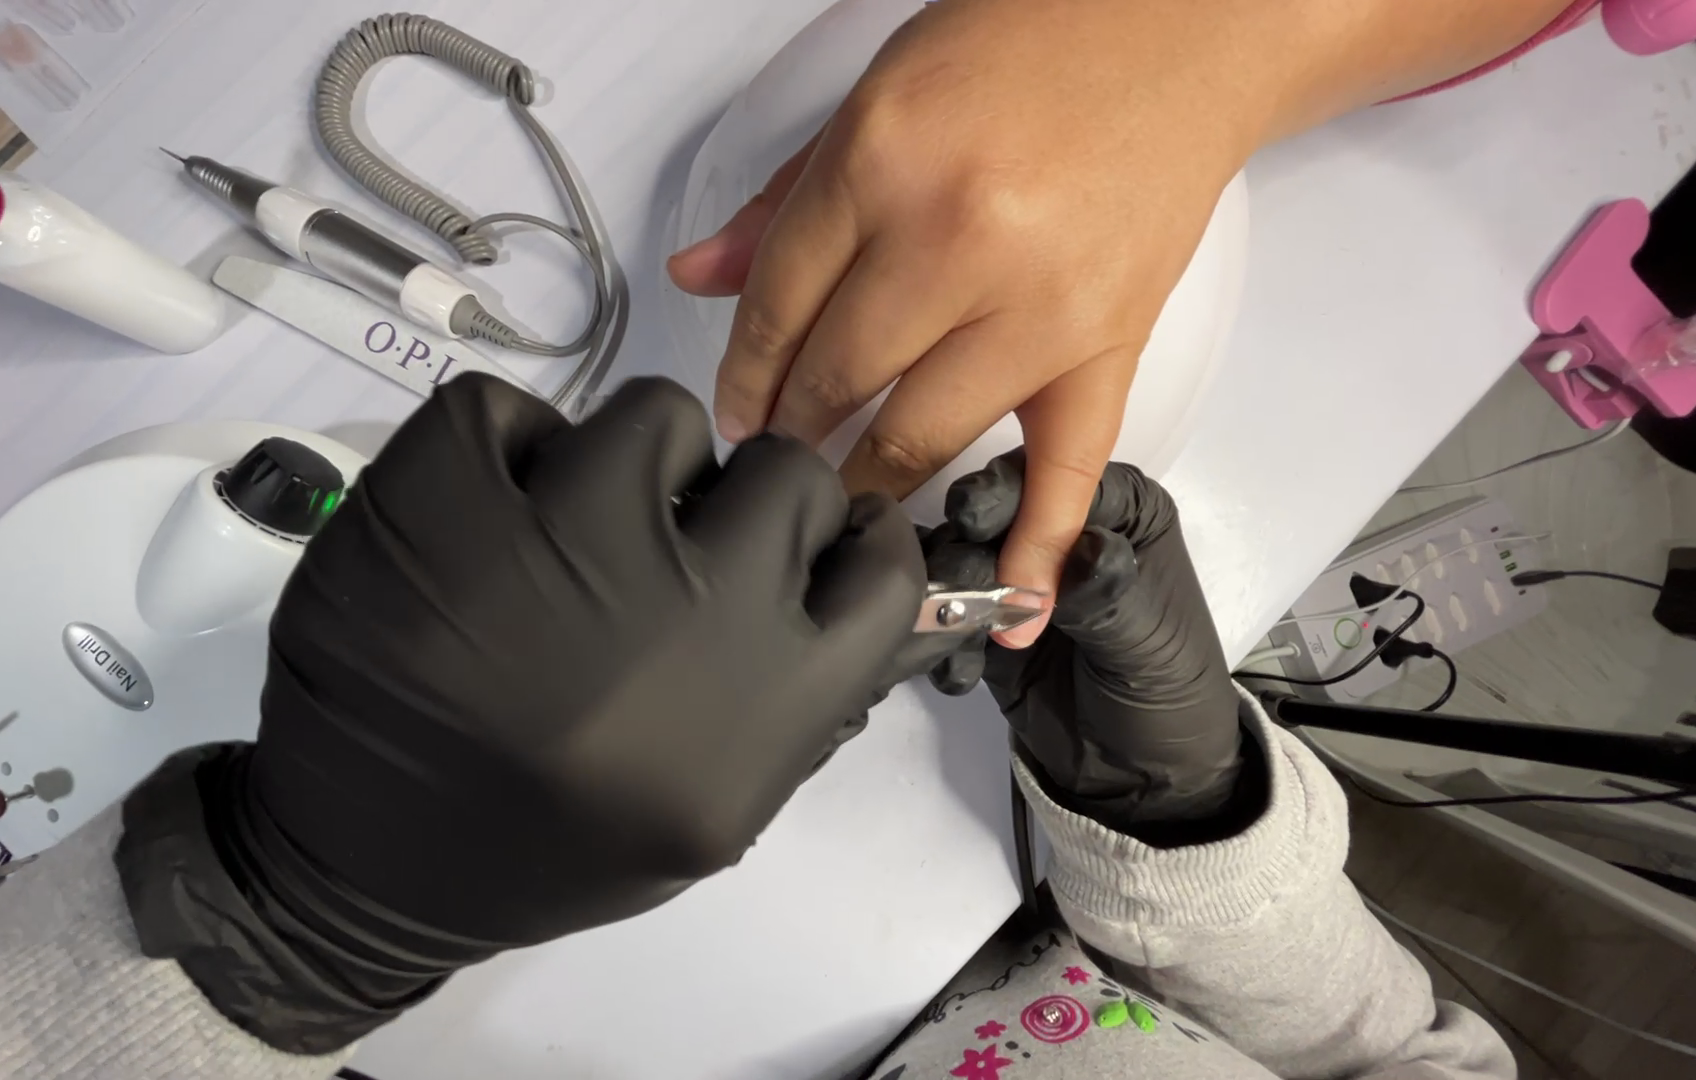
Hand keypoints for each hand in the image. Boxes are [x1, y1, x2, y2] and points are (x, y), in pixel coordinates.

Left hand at [117, 375, 928, 1051]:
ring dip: (633, 462)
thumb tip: (838, 567)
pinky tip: (484, 515)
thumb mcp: (715, 805)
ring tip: (575, 524)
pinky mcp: (431, 508)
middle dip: (751, 494)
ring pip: (657, 413)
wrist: (366, 870)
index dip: (859, 537)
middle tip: (688, 530)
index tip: (827, 532)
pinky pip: (503, 410)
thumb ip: (793, 689)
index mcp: (760, 709)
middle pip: (788, 471)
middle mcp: (678, 618)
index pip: (880, 574)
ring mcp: (551, 549)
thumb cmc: (558, 844)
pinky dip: (504, 448)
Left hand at [669, 0, 1274, 639]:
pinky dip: (1036, 548)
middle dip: (793, 433)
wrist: (1186, 25)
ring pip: (919, 434)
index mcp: (882, 161)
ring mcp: (1038, 309)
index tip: (737, 419)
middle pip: (836, 377)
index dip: (744, 376)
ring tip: (833, 503)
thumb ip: (780, 201)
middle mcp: (957, 241)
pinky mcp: (1106, 350)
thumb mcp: (877, 97)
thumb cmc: (1026, 45)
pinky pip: (1067, 468)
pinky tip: (1006, 618)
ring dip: (862, 483)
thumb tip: (696, 273)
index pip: (777, 305)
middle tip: (776, 465)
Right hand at [921, 452, 1258, 844]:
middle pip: (997, 509)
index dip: (1011, 490)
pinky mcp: (981, 620)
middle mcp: (1058, 534)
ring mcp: (1014, 577)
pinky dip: (942, 634)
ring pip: (961, 554)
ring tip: (952, 623)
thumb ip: (1107, 594)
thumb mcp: (1147, 645)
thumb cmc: (1165, 702)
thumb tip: (1081, 548)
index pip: (1058, 478)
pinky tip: (954, 668)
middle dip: (970, 540)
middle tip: (954, 574)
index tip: (972, 515)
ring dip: (948, 586)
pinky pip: (946, 608)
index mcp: (1117, 517)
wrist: (1131, 781)